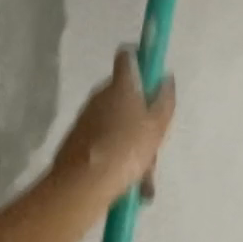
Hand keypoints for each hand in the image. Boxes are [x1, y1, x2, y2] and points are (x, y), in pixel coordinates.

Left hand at [51, 49, 175, 204]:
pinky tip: (129, 183)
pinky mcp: (76, 140)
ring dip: (132, 146)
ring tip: (144, 177)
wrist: (83, 182)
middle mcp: (100, 96)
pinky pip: (104, 143)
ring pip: (117, 125)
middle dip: (142, 120)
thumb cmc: (126, 148)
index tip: (151, 74)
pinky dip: (117, 158)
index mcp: (120, 87)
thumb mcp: (157, 126)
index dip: (140, 60)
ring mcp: (85, 118)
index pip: (127, 58)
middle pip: (126, 98)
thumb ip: (164, 100)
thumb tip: (166, 77)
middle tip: (154, 145)